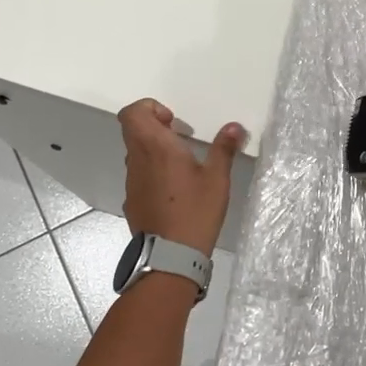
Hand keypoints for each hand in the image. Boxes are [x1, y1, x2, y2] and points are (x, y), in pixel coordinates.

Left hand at [118, 98, 244, 255]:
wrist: (171, 256)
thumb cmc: (196, 210)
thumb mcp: (217, 179)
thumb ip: (224, 149)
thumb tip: (234, 126)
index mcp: (156, 147)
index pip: (132, 113)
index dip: (149, 109)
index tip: (173, 121)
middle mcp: (138, 160)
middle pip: (133, 130)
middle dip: (156, 127)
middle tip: (182, 139)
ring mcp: (131, 182)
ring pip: (136, 153)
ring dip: (155, 151)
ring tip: (183, 166)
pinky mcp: (131, 201)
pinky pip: (139, 175)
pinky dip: (153, 172)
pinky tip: (175, 191)